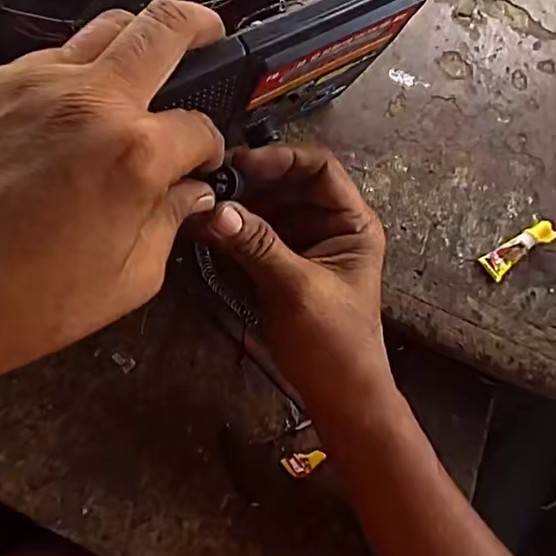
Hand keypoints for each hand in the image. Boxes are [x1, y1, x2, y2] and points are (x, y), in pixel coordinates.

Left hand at [0, 0, 227, 434]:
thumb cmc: (42, 301)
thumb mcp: (137, 274)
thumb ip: (174, 217)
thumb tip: (193, 188)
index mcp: (136, 151)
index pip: (199, 126)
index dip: (210, 147)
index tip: (201, 163)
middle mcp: (92, 99)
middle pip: (163, 24)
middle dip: (199, 23)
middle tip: (210, 31)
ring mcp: (36, 82)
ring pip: (107, 25)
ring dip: (137, 40)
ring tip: (144, 68)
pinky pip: (55, 58)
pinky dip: (80, 72)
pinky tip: (76, 108)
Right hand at [199, 145, 391, 425]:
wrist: (339, 397)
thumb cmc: (336, 344)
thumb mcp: (298, 290)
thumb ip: (258, 246)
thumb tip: (216, 210)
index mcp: (352, 222)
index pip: (321, 169)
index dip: (282, 159)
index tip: (241, 164)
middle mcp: (329, 225)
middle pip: (289, 184)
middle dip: (252, 182)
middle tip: (211, 184)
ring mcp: (303, 243)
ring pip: (268, 206)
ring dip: (238, 204)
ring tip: (202, 203)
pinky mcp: (280, 263)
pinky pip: (255, 234)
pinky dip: (232, 229)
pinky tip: (206, 227)